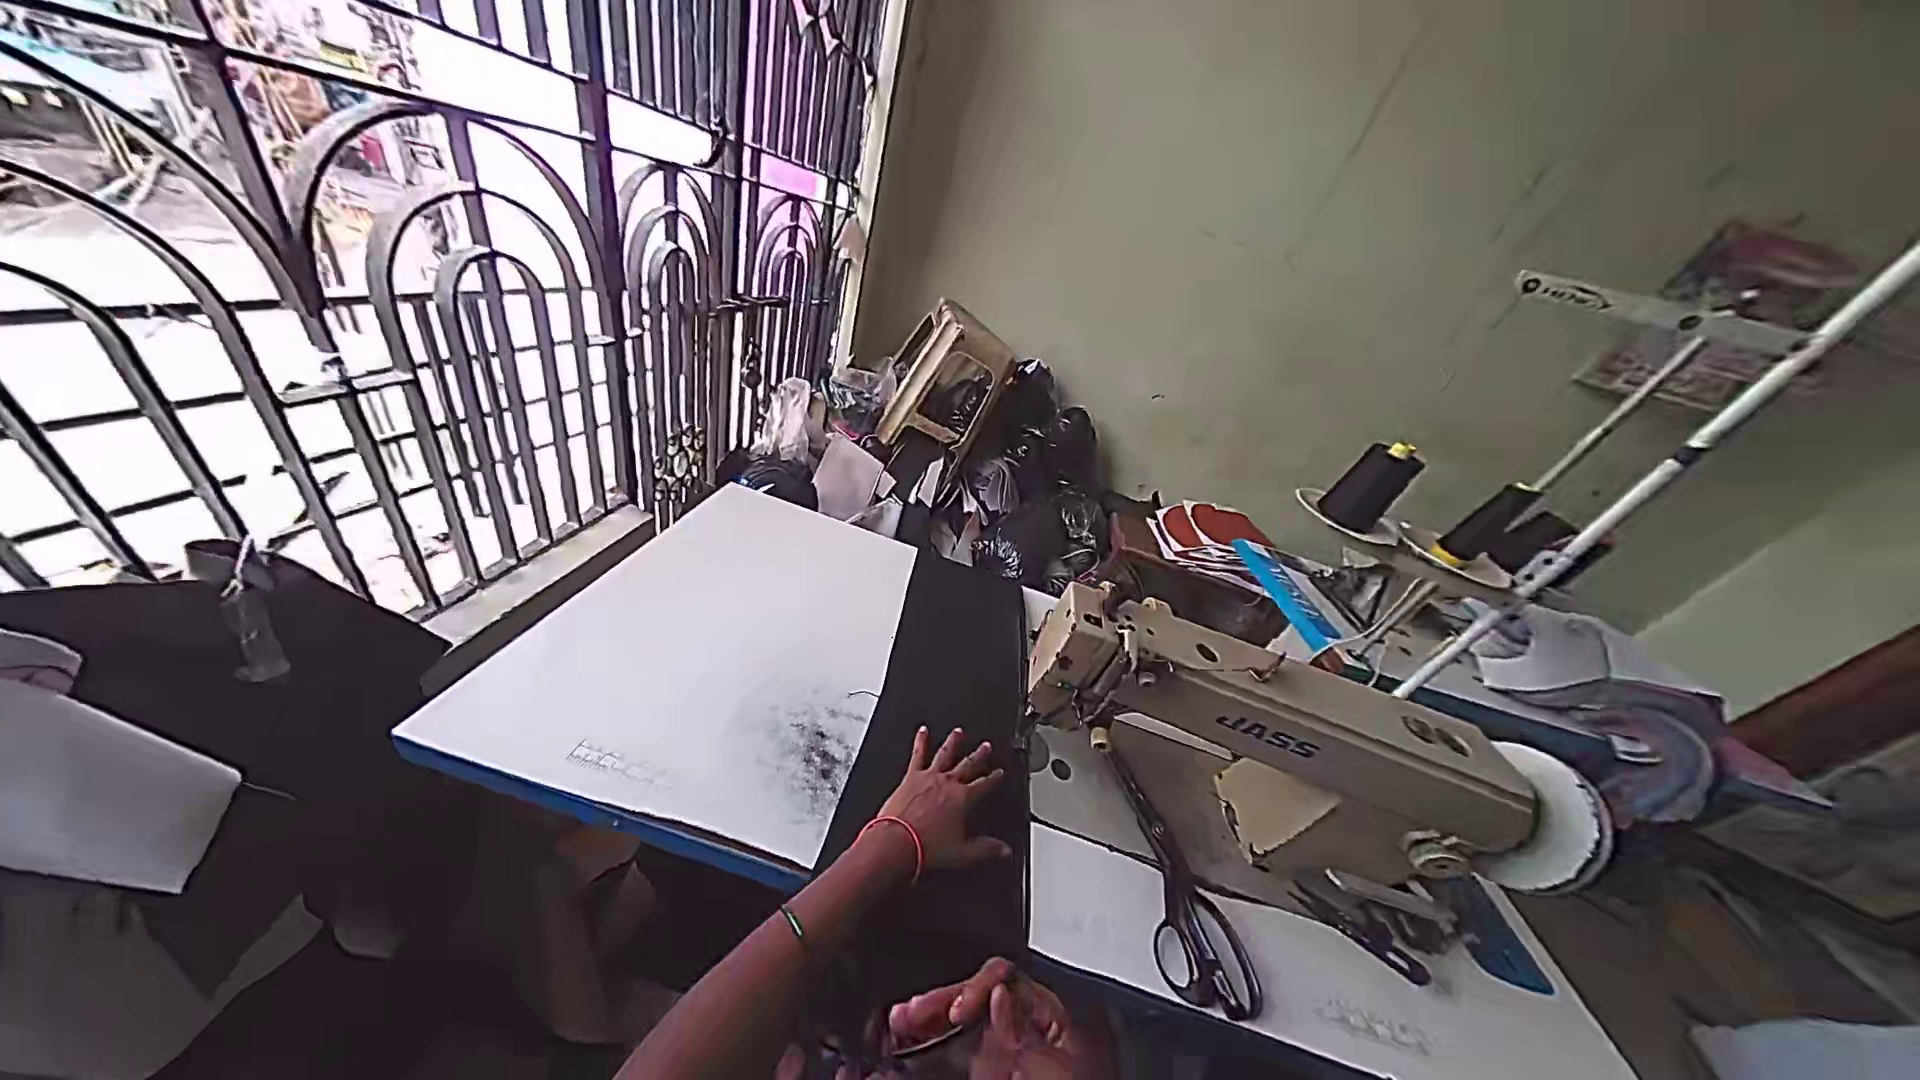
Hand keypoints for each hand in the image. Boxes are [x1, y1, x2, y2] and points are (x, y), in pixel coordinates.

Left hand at [876, 726, 1010, 870]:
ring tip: (958, 732)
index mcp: (963, 799)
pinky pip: (918, 755)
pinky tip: (922, 731)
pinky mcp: (911, 777)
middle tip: (986, 745)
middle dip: (979, 755)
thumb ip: (986, 849)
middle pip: (968, 764)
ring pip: (945, 754)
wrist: (899, 842)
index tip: (999, 772)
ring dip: (953, 742)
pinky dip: (920, 742)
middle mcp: (948, 783)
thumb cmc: (927, 846)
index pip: (984, 785)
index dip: (994, 778)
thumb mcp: (963, 853)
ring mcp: (929, 777)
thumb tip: (1003, 850)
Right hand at [887, 958, 1104, 1079]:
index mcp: (1050, 1013)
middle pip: (977, 996)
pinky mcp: (990, 1069)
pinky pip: (958, 1050)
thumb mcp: (1052, 1067)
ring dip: (930, 1018)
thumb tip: (997, 995)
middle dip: (942, 1001)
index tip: (958, 1010)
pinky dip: (932, 1045)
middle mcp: (1026, 1025)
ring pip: (962, 1022)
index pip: (1005, 977)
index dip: (977, 987)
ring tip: (899, 1021)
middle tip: (911, 1012)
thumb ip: (1022, 1032)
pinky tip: (910, 1041)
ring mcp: (1006, 1050)